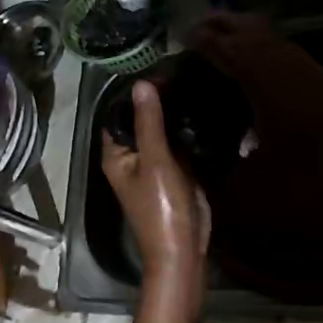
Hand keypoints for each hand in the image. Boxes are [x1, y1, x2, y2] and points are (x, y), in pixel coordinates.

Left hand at [102, 79, 209, 322]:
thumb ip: (149, 122)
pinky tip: (205, 113)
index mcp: (116, 154)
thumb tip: (141, 83)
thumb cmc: (162, 207)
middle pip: (142, 120)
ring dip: (176, 115)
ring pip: (163, 131)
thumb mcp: (155, 161)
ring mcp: (155, 164)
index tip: (161, 72)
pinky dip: (189, 132)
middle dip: (160, 101)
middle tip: (185, 76)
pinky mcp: (176, 172)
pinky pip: (179, 145)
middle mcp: (132, 156)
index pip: (119, 113)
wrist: (183, 250)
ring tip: (197, 89)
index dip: (136, 93)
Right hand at [190, 14, 322, 299]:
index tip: (178, 42)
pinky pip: (290, 66)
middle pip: (253, 33)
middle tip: (197, 41)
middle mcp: (294, 68)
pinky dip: (268, 67)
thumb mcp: (259, 200)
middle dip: (223, 31)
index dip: (199, 41)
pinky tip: (262, 94)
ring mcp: (320, 79)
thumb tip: (195, 181)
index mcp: (268, 79)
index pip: (225, 45)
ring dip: (247, 47)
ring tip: (222, 63)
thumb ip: (219, 189)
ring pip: (275, 48)